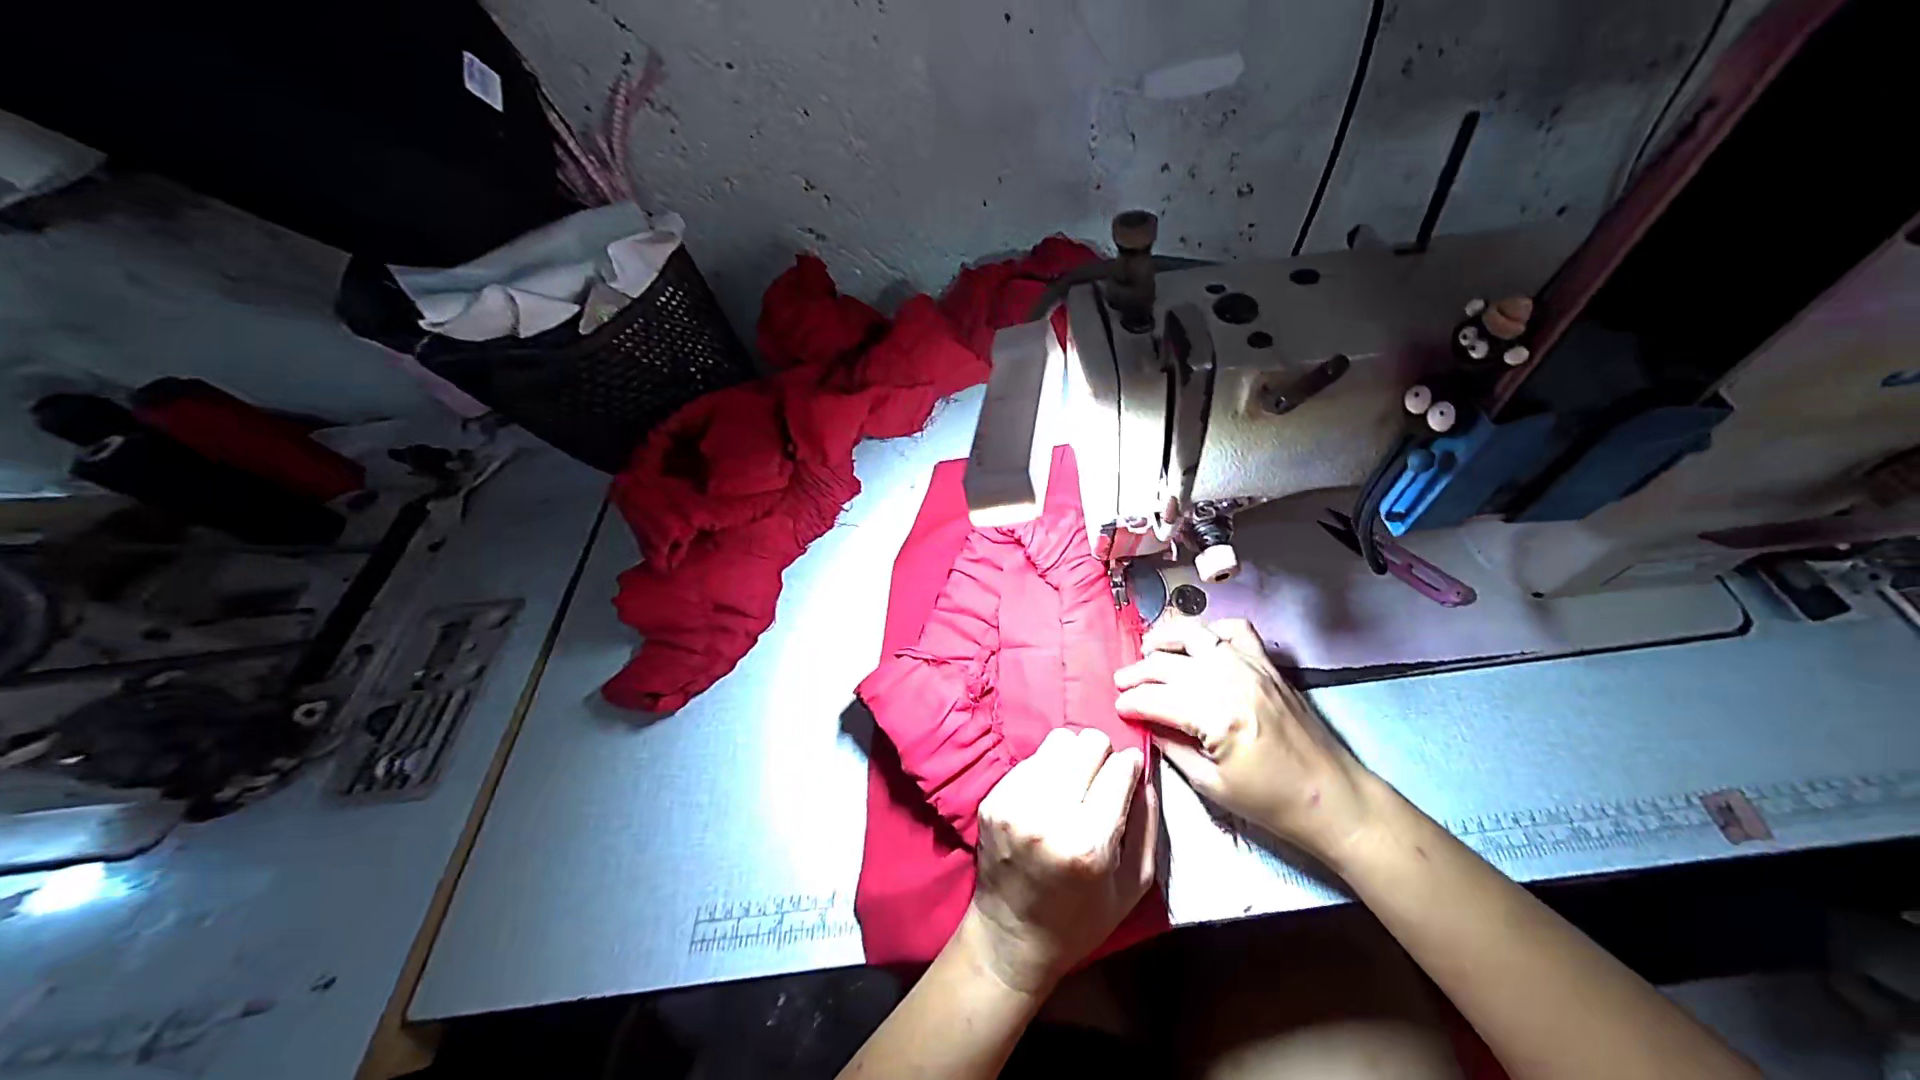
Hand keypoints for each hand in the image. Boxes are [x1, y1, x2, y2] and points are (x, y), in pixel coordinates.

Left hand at [962, 728, 1156, 996]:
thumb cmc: (1082, 919)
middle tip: (1102, 779)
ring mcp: (1013, 804)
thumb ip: (1146, 825)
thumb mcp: (1133, 886)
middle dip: (1102, 756)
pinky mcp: (991, 799)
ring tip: (1075, 786)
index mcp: (1087, 843)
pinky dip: (1046, 769)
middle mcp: (1046, 816)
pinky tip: (1048, 797)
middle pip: (1087, 742)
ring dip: (1073, 758)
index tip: (1131, 773)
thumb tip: (1144, 773)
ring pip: (1057, 741)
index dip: (1131, 766)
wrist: (1011, 936)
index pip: (1118, 769)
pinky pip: (1031, 758)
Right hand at [1113, 617, 1381, 865]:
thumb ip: (1172, 747)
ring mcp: (1252, 667)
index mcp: (1216, 716)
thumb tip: (1146, 724)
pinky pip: (1235, 630)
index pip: (1156, 697)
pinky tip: (1200, 644)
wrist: (1333, 798)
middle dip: (1138, 673)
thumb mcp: (1211, 785)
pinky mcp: (1268, 664)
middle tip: (1122, 684)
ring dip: (1166, 639)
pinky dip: (1212, 630)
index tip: (1118, 708)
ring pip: (1196, 634)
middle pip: (1168, 663)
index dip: (1131, 702)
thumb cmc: (1271, 801)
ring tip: (1149, 651)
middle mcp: (1231, 681)